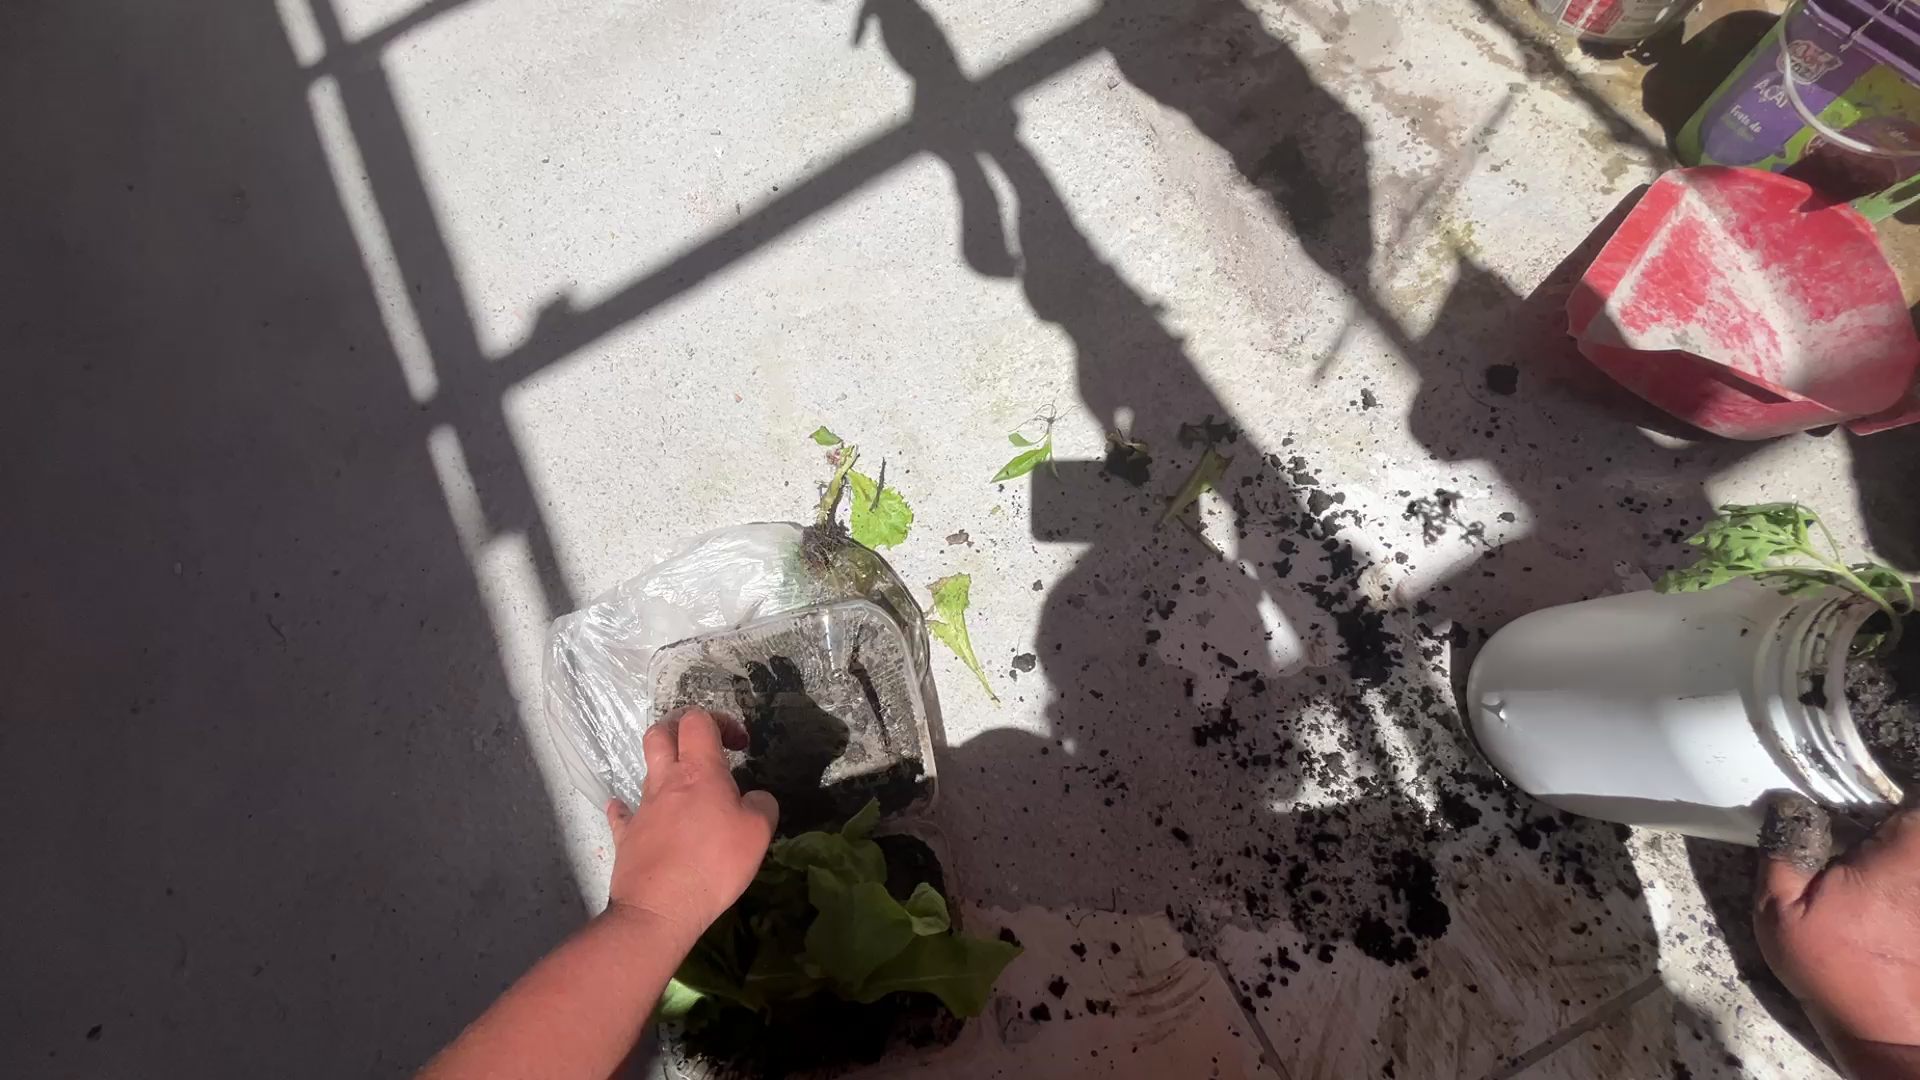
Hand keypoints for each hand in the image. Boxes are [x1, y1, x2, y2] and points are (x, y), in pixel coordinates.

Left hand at [604, 708, 778, 945]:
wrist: (659, 911)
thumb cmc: (714, 863)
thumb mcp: (759, 831)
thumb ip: (762, 804)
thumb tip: (754, 799)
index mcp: (699, 771)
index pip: (698, 720)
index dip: (720, 720)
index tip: (739, 744)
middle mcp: (666, 781)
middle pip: (660, 733)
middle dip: (680, 727)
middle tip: (701, 744)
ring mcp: (642, 808)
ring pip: (647, 770)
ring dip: (665, 768)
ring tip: (685, 786)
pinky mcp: (626, 837)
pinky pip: (624, 813)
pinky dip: (629, 807)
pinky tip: (635, 811)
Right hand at [1755, 793, 1919, 1075]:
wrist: (1884, 1029)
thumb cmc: (1827, 964)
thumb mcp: (1779, 907)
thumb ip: (1786, 852)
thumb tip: (1791, 805)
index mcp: (1891, 871)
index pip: (1918, 817)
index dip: (1901, 795)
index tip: (1868, 786)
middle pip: (1919, 834)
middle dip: (1896, 820)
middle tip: (1857, 812)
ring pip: (1916, 855)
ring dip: (1898, 844)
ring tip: (1861, 841)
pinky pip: (1915, 878)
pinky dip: (1898, 867)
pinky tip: (1871, 877)